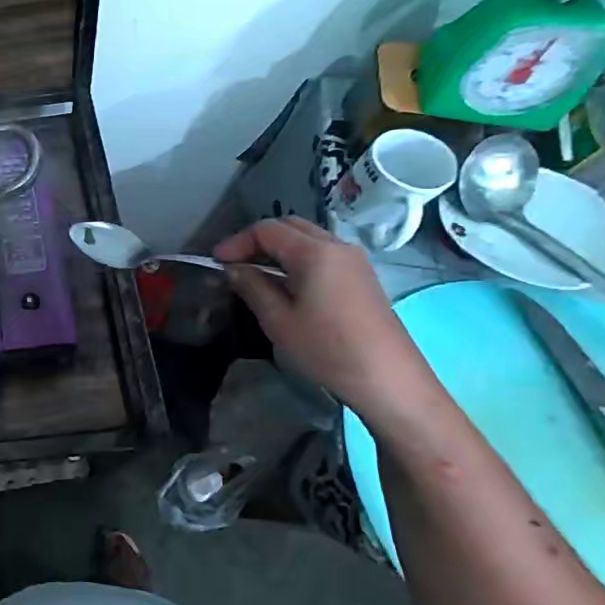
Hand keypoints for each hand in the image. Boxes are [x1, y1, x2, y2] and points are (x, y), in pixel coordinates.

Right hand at [214, 217, 441, 415]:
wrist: (388, 378)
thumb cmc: (328, 349)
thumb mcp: (279, 321)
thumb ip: (253, 287)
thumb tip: (234, 269)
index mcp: (315, 251)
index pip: (267, 229)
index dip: (237, 242)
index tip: (216, 262)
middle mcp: (337, 245)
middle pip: (290, 226)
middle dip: (257, 240)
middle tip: (234, 263)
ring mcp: (354, 260)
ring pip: (308, 238)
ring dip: (278, 248)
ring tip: (255, 273)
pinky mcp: (362, 276)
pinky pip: (323, 253)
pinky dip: (298, 258)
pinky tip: (286, 283)